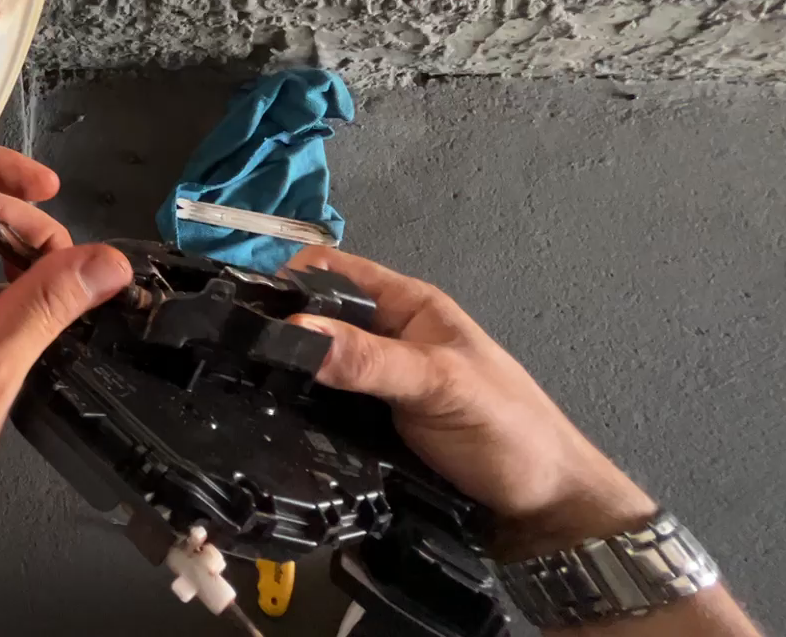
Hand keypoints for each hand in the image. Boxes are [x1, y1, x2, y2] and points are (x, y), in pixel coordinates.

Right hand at [284, 246, 655, 558]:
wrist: (545, 516)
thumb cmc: (507, 432)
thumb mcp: (439, 385)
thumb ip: (368, 358)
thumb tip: (291, 326)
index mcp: (404, 303)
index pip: (330, 269)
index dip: (289, 278)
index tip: (253, 310)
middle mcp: (381, 331)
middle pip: (312, 310)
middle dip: (278, 325)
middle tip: (240, 352)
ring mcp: (371, 373)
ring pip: (311, 354)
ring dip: (284, 365)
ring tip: (247, 382)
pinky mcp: (362, 412)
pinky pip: (317, 393)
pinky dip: (295, 397)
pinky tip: (273, 409)